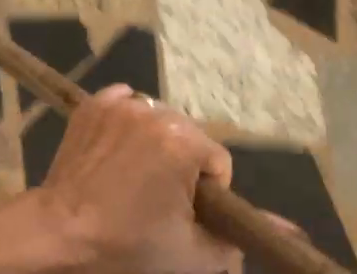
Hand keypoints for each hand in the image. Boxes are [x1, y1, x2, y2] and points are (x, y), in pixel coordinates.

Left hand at [31, 85, 241, 273]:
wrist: (64, 229)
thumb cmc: (133, 244)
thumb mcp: (199, 253)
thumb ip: (241, 235)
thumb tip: (291, 232)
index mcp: (182, 140)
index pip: (218, 162)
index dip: (210, 193)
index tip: (186, 214)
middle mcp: (150, 111)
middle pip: (187, 136)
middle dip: (184, 166)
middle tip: (161, 200)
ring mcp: (115, 103)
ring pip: (156, 120)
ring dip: (155, 144)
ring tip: (138, 178)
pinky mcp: (89, 105)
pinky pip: (123, 105)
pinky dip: (127, 124)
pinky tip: (119, 151)